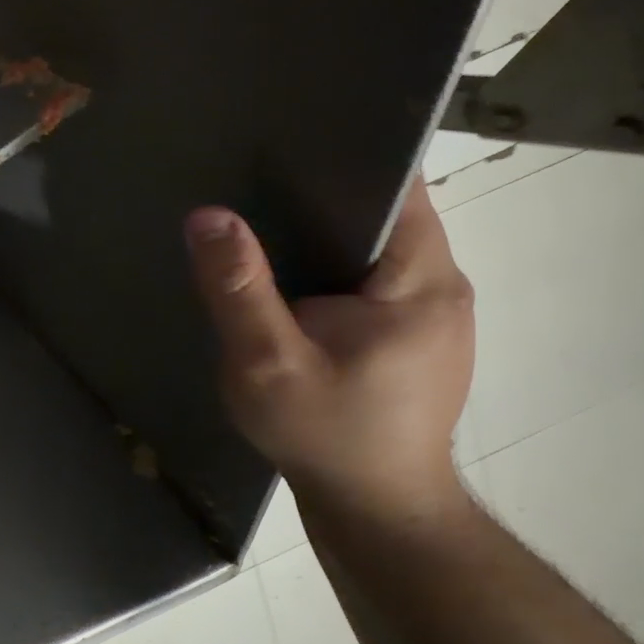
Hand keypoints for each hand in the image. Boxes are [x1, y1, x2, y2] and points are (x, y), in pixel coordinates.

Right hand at [184, 178, 474, 521]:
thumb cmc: (327, 432)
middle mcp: (436, 286)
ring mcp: (424, 310)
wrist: (373, 508)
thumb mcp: (267, 361)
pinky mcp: (403, 331)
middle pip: (380, 209)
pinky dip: (320, 255)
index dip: (343, 155)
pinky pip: (361, 270)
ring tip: (246, 203)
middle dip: (314, 186)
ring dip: (315, 222)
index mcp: (421, 283)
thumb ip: (238, 287)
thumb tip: (207, 214)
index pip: (399, 189)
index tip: (277, 135)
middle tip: (241, 165)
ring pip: (368, 240)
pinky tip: (270, 261)